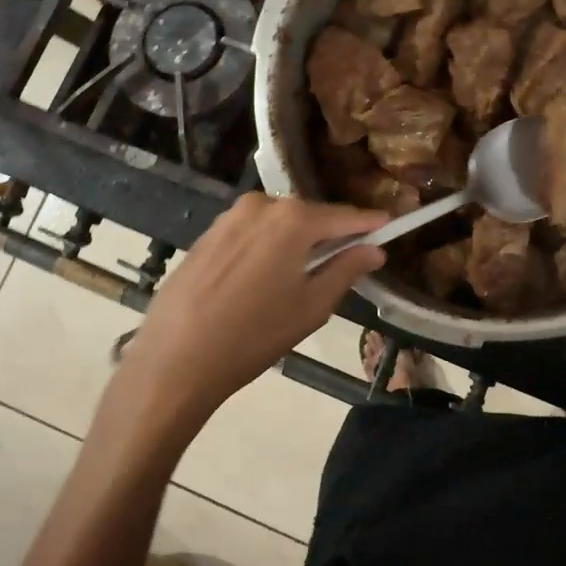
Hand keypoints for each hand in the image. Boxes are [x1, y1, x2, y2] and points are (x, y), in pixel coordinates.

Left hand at [115, 193, 386, 422]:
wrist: (174, 360)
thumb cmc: (253, 335)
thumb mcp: (312, 307)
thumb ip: (346, 269)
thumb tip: (374, 249)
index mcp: (294, 219)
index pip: (345, 216)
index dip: (370, 224)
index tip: (392, 225)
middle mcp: (262, 204)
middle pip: (310, 216)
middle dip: (330, 235)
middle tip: (347, 263)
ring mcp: (230, 216)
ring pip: (279, 224)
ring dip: (296, 242)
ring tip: (301, 279)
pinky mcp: (208, 233)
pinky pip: (252, 233)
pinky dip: (267, 247)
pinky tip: (263, 281)